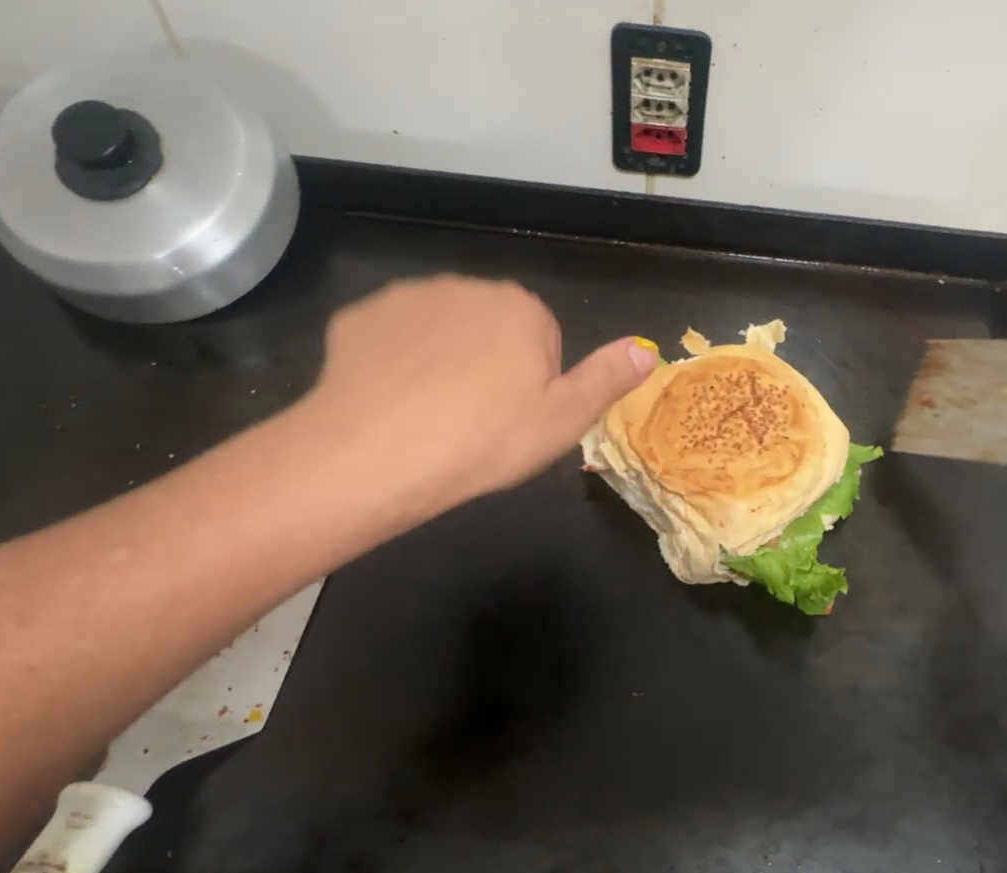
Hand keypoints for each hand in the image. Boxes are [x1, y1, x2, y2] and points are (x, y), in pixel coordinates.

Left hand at [293, 275, 655, 515]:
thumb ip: (607, 378)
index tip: (517, 418)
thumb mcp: (564, 419)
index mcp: (521, 309)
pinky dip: (394, 365)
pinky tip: (394, 405)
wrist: (381, 452)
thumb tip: (646, 348)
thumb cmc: (488, 439)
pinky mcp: (359, 318)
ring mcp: (406, 298)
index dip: (533, 382)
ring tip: (434, 417)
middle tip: (478, 421)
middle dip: (488, 365)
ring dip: (441, 363)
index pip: (541, 337)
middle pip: (489, 328)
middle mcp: (465, 287)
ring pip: (438, 331)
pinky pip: (390, 340)